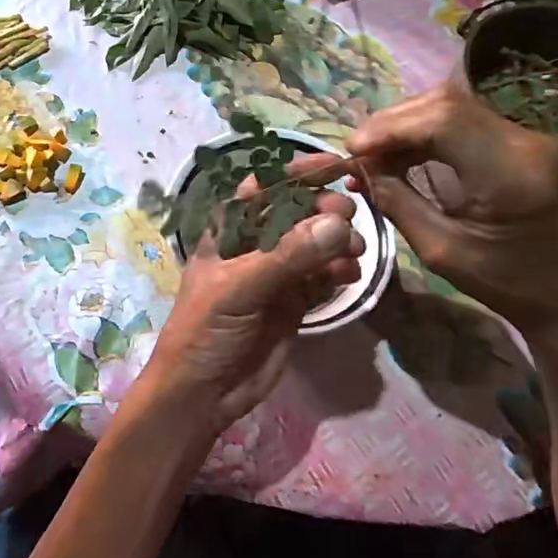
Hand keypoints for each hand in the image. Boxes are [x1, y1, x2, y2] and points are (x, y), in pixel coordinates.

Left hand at [132, 188, 363, 432]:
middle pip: (297, 210)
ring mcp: (277, 272)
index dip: (296, 171)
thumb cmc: (205, 329)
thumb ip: (287, 256)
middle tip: (350, 214)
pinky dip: (338, 270)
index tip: (336, 165)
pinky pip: (323, 274)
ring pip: (316, 242)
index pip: (263, 185)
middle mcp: (254, 244)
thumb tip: (338, 223)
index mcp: (228, 230)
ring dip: (338, 239)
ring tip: (354, 251)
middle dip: (325, 207)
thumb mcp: (240, 288)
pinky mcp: (295, 300)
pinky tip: (347, 275)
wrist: (203, 391)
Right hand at [335, 81, 557, 335]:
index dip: (390, 126)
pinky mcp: (518, 139)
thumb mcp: (438, 250)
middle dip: (391, 122)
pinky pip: (461, 120)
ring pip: (450, 105)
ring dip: (403, 125)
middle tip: (358, 152)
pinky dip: (421, 132)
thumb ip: (397, 201)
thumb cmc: (501, 281)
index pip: (444, 121)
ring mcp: (526, 137)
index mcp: (511, 176)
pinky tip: (399, 154)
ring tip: (373, 155)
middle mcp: (525, 143)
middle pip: (446, 104)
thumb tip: (359, 168)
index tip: (353, 150)